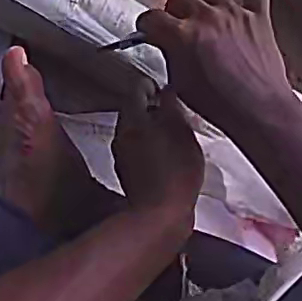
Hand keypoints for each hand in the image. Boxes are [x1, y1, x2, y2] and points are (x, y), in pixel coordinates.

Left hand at [112, 82, 203, 225]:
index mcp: (131, 119)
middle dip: (152, 107)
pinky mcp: (129, 175)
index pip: (137, 88)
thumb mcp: (181, 131)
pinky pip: (139, 150)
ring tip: (174, 132)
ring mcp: (122, 156)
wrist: (160, 215)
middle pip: (134, 110)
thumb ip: (171, 107)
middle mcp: (121, 134)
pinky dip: (151, 146)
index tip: (166, 88)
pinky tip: (168, 154)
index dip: (153, 85)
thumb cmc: (174, 170)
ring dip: (152, 128)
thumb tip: (166, 90)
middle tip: (173, 109)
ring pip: (136, 131)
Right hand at [136, 0, 300, 137]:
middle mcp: (206, 17)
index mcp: (182, 35)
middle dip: (174, 9)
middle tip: (177, 23)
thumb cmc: (219, 103)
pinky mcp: (258, 16)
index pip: (152, 18)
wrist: (258, 109)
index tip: (149, 29)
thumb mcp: (180, 83)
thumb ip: (170, 56)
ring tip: (204, 9)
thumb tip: (167, 44)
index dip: (147, 25)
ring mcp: (234, 13)